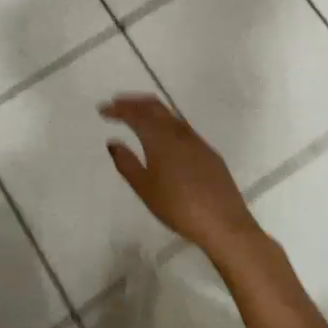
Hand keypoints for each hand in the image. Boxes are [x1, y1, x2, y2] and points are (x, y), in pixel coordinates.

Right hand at [101, 94, 258, 251]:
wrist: (225, 225)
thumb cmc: (178, 208)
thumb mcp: (145, 189)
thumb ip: (126, 163)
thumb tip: (113, 142)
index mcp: (159, 138)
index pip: (134, 114)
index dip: (117, 109)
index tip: (102, 110)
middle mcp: (178, 132)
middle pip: (153, 106)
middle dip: (133, 102)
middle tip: (118, 105)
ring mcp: (196, 141)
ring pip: (170, 115)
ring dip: (151, 111)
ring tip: (138, 118)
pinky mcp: (209, 152)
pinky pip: (182, 128)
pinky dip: (166, 123)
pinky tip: (164, 138)